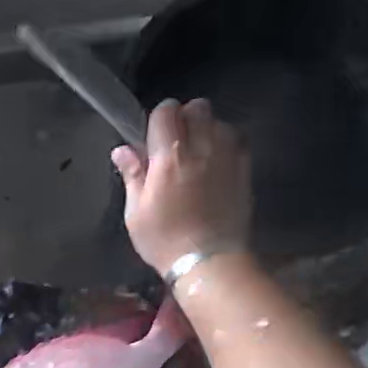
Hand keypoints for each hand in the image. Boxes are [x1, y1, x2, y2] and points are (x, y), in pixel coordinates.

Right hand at [111, 98, 252, 276]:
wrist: (208, 259)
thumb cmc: (163, 239)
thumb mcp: (135, 211)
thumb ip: (132, 174)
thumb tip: (122, 150)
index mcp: (169, 155)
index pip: (166, 110)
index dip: (156, 120)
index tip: (150, 141)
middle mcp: (202, 145)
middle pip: (197, 107)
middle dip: (183, 119)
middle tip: (172, 147)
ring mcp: (229, 153)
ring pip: (218, 121)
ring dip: (204, 130)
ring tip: (194, 158)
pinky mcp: (245, 165)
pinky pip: (235, 138)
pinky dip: (222, 143)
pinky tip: (213, 166)